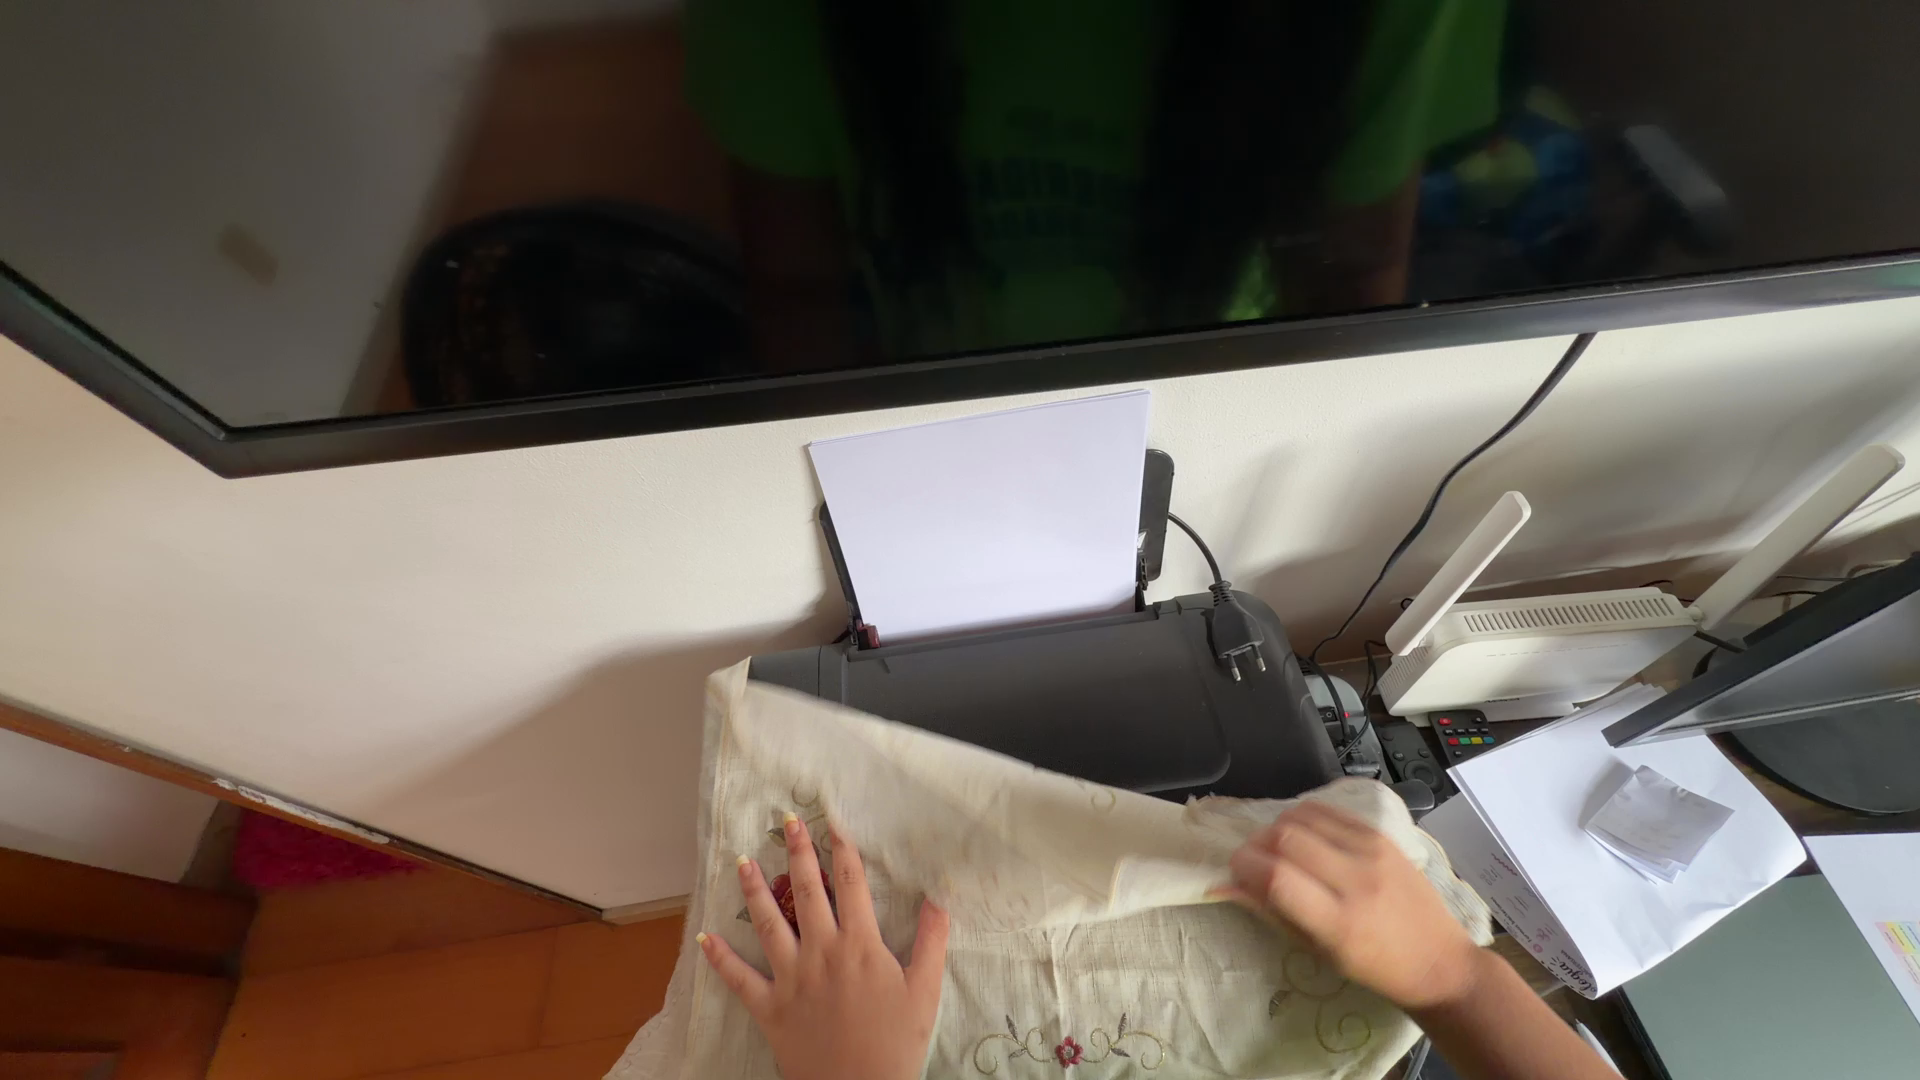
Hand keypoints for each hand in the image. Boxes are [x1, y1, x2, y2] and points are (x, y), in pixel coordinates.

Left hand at [699, 814, 949, 1079]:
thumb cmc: (896, 1044)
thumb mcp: (925, 990)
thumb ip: (933, 939)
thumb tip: (939, 895)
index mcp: (859, 943)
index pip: (851, 882)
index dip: (842, 847)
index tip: (833, 819)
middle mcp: (821, 951)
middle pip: (808, 890)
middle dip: (798, 851)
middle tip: (787, 820)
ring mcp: (791, 979)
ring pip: (768, 923)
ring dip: (754, 890)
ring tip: (742, 862)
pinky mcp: (769, 1009)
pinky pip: (740, 980)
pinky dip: (720, 959)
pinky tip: (704, 937)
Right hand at [1223, 800, 1482, 1010]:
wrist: (1441, 962)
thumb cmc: (1374, 967)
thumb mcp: (1317, 951)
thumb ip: (1268, 911)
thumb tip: (1221, 884)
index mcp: (1340, 924)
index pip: (1277, 877)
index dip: (1245, 866)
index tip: (1236, 870)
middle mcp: (1357, 883)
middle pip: (1284, 838)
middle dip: (1256, 844)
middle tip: (1254, 858)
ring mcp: (1372, 853)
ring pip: (1301, 817)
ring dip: (1276, 828)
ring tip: (1278, 846)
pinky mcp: (1380, 835)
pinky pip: (1326, 809)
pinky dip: (1301, 816)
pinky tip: (1302, 834)